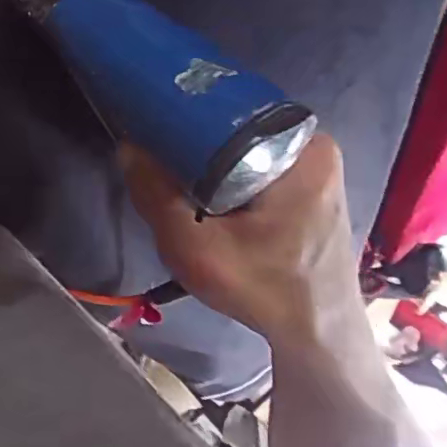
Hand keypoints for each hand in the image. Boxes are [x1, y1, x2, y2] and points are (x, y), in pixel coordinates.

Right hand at [121, 133, 362, 350]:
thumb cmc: (264, 289)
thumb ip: (156, 196)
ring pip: (239, 145)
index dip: (182, 116)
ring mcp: (313, 165)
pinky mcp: (307, 184)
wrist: (319, 336)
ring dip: (206, 158)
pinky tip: (200, 189)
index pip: (226, 110)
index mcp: (299, 148)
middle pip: (231, 127)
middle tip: (155, 156)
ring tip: (171, 170)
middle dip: (191, 141)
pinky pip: (252, 161)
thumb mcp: (197, 250)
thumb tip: (127, 146)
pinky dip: (224, 171)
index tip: (148, 126)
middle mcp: (312, 146)